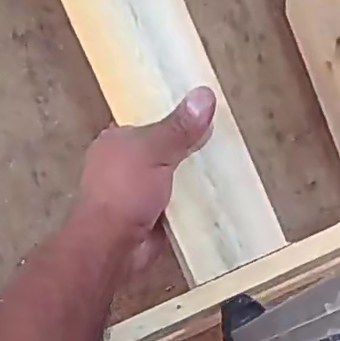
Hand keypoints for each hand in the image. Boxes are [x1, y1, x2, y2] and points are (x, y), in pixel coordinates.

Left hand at [73, 86, 215, 268]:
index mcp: (117, 142)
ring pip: (172, 182)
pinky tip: (216, 201)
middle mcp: (125, 167)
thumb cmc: (124, 191)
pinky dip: (193, 207)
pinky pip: (178, 208)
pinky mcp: (152, 221)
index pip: (149, 124)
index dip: (175, 121)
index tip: (206, 118)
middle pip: (164, 153)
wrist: (113, 246)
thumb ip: (179, 128)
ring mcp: (138, 196)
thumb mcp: (153, 151)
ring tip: (226, 172)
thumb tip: (206, 94)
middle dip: (188, 154)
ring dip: (193, 183)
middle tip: (223, 147)